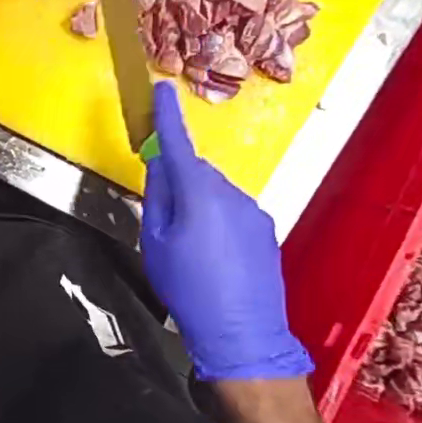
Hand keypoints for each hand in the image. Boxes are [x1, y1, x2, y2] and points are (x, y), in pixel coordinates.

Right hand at [142, 82, 313, 380]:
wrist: (242, 332)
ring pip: (215, 193)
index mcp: (199, 195)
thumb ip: (157, 198)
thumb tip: (159, 165)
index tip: (162, 91)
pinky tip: (210, 255)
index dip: (167, 118)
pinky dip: (216, 220)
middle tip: (162, 217)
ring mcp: (253, 211)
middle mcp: (231, 194)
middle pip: (198, 172)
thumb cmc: (186, 286)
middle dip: (179, 181)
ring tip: (188, 246)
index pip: (179, 146)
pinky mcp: (265, 229)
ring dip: (198, 204)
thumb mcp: (156, 242)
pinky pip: (232, 211)